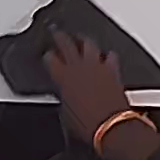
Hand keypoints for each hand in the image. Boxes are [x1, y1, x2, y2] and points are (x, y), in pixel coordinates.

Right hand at [44, 30, 156, 159]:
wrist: (111, 126)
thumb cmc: (88, 124)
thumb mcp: (66, 114)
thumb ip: (64, 99)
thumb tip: (66, 99)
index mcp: (64, 77)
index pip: (50, 59)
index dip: (48, 55)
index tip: (47, 54)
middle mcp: (79, 67)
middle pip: (66, 43)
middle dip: (60, 36)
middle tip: (57, 32)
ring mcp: (96, 66)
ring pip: (88, 43)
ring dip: (83, 39)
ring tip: (81, 38)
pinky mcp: (112, 69)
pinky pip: (110, 55)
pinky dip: (107, 55)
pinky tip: (106, 56)